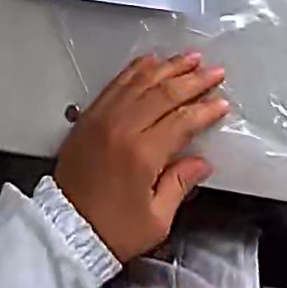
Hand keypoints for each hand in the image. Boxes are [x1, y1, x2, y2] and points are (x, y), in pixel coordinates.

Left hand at [54, 52, 229, 260]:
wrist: (65, 228)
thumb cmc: (113, 230)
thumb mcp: (156, 219)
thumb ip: (180, 184)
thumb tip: (201, 161)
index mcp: (142, 154)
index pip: (181, 121)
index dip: (204, 110)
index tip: (221, 102)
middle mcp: (122, 127)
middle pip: (164, 93)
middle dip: (192, 79)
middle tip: (214, 71)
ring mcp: (104, 116)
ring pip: (140, 81)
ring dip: (167, 66)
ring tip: (189, 57)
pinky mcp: (90, 114)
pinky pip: (116, 82)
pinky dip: (135, 68)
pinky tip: (150, 60)